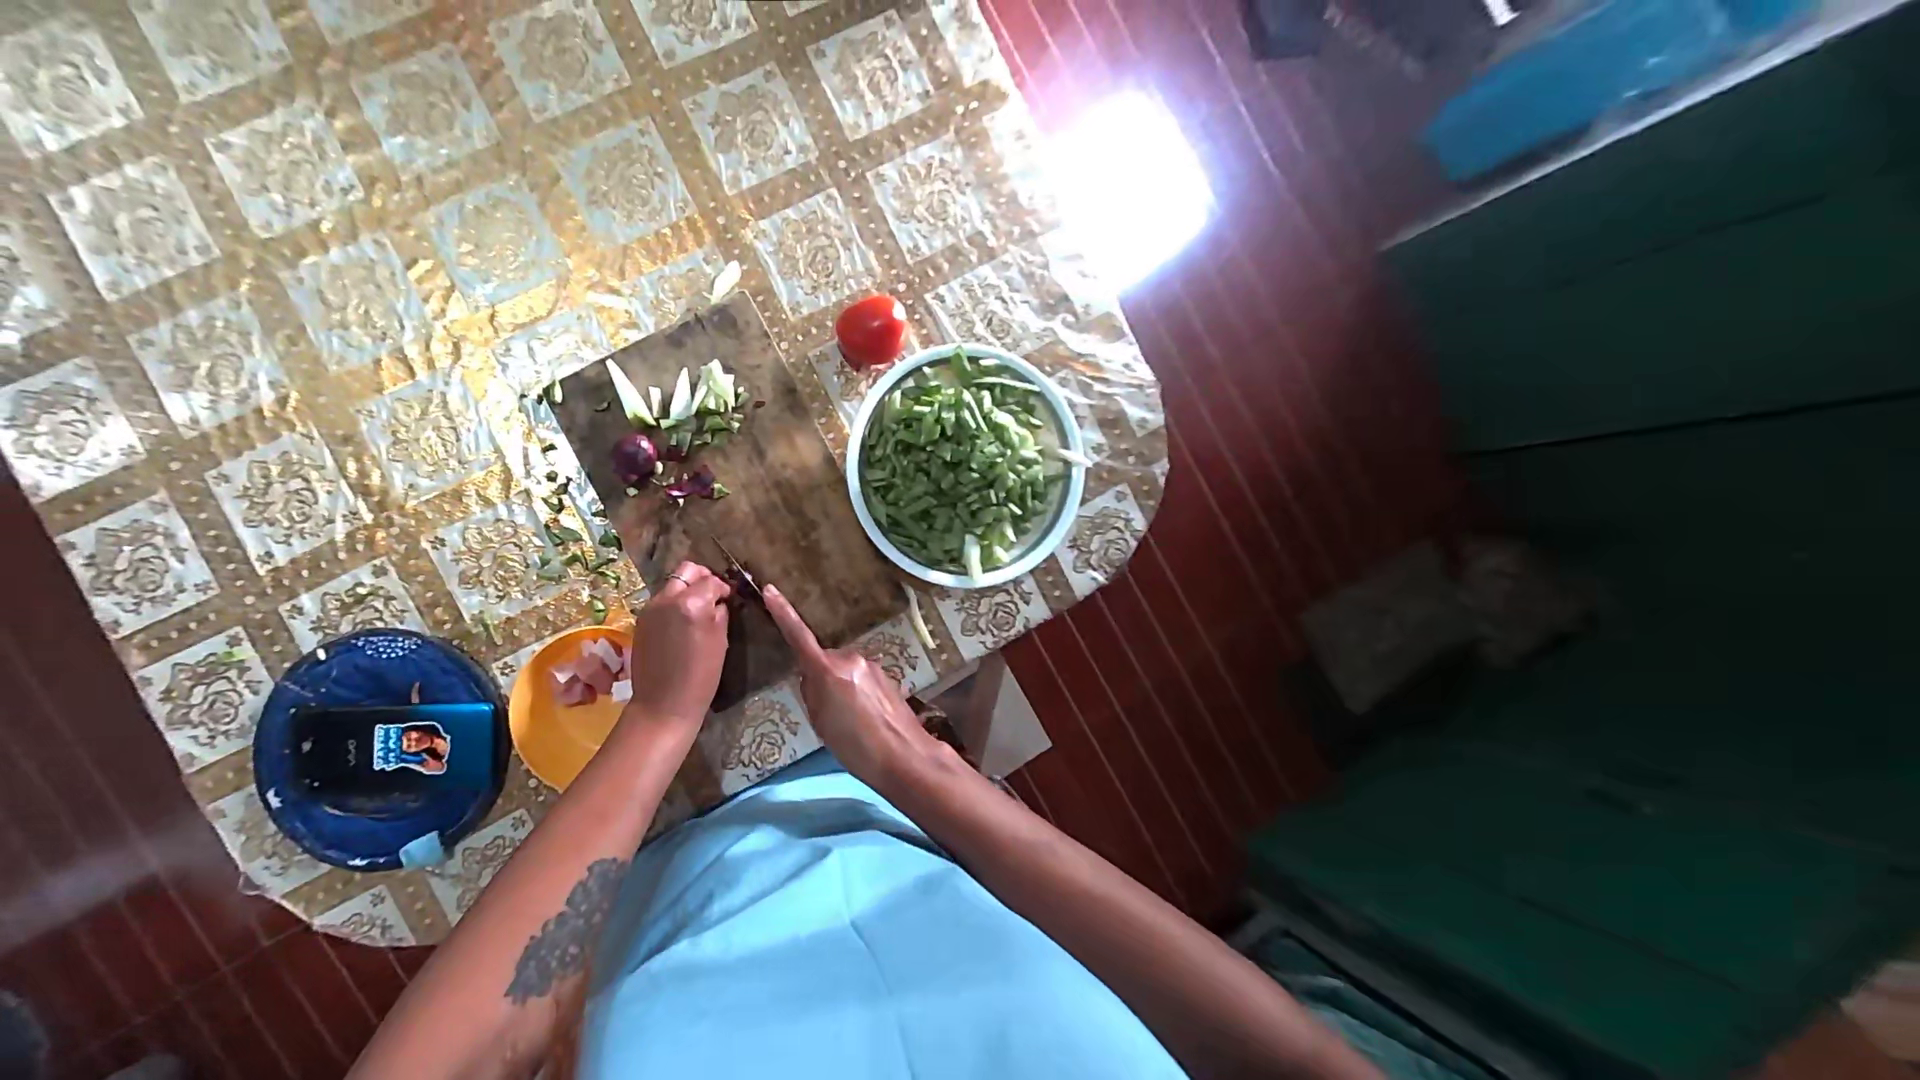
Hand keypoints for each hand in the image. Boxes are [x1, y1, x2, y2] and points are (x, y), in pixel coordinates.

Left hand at [624, 561, 729, 727]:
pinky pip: (661, 601)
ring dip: (687, 590)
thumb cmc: (701, 676)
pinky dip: (674, 604)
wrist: (663, 704)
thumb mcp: (720, 641)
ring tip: (698, 610)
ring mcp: (650, 609)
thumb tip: (718, 602)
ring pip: (672, 585)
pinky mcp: (641, 621)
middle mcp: (667, 600)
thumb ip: (719, 614)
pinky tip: (683, 623)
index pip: (711, 580)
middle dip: (702, 577)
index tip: (729, 598)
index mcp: (691, 604)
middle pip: (686, 571)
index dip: (723, 587)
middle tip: (713, 594)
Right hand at [762, 582, 944, 784]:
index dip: (783, 613)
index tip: (770, 590)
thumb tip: (811, 677)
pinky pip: (861, 678)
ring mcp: (872, 665)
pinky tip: (867, 718)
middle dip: (821, 679)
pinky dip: (857, 692)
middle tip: (828, 713)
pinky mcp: (887, 674)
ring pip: (844, 670)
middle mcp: (851, 659)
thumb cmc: (856, 747)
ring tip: (851, 721)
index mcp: (829, 670)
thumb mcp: (820, 723)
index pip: (799, 636)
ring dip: (842, 687)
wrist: (904, 755)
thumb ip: (811, 692)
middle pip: (824, 661)